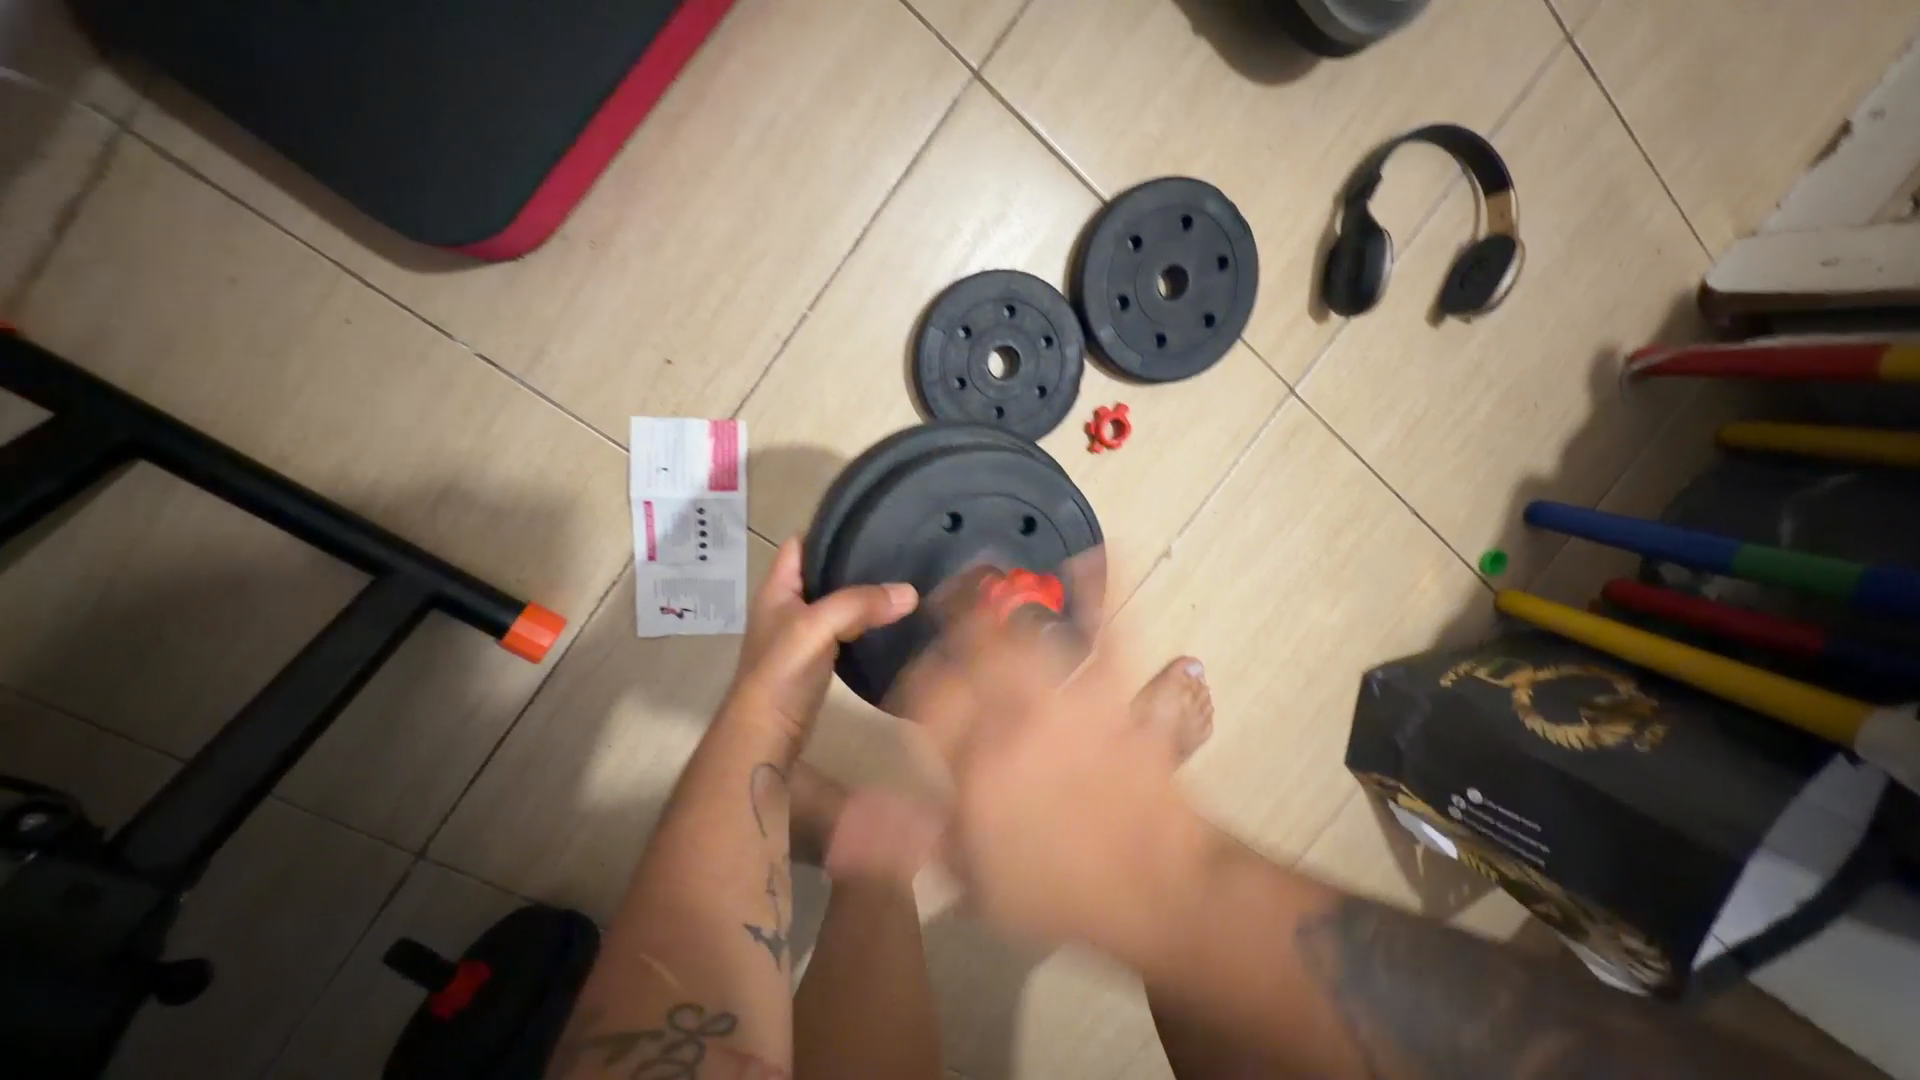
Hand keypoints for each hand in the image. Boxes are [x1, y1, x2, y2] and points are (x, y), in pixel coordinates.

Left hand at [726, 537, 916, 744]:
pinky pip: (844, 631)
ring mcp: (800, 635)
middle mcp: (786, 606)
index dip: (827, 530)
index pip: (799, 543)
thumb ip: (860, 604)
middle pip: (821, 572)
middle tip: (895, 552)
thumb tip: (910, 593)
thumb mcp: (818, 626)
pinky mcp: (816, 660)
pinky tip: (888, 623)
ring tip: (899, 582)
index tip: (867, 522)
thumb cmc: (781, 670)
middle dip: (853, 562)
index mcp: (776, 588)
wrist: (766, 733)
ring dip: (861, 596)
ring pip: (835, 603)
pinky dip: (863, 624)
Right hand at [829, 601, 1212, 955]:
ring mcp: (1069, 703)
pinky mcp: (1119, 695)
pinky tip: (1096, 550)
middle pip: (969, 653)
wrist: (1157, 891)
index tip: (915, 681)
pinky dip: (1105, 588)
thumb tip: (844, 819)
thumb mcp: (975, 881)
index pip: (925, 699)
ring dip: (1003, 605)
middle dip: (950, 620)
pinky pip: (1112, 631)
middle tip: (943, 601)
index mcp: (973, 764)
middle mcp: (1013, 721)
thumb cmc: (1061, 892)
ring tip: (986, 581)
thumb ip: (912, 838)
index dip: (914, 682)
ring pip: (1025, 637)